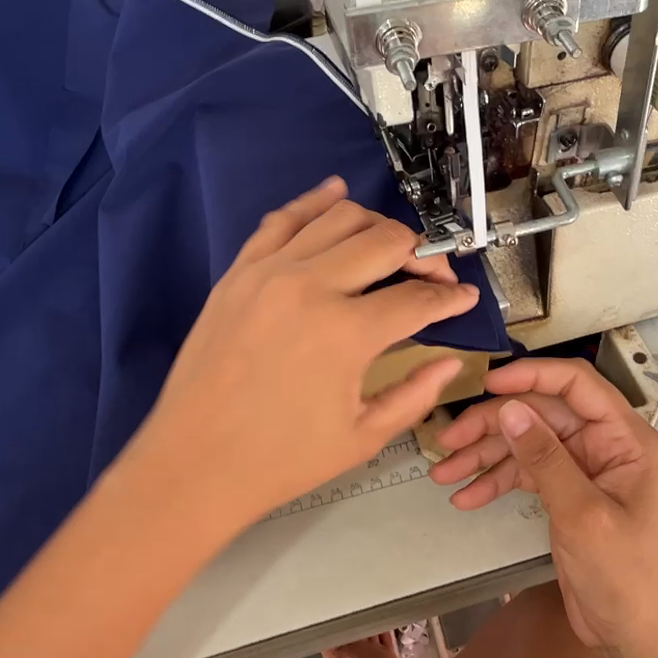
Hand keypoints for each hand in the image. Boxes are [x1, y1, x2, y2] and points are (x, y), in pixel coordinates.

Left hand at [130, 177, 479, 528]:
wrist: (193, 463)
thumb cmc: (281, 460)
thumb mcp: (362, 438)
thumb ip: (415, 394)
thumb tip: (450, 361)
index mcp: (346, 334)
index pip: (417, 298)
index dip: (450, 299)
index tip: (464, 300)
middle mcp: (310, 287)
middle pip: (385, 242)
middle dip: (422, 254)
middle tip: (432, 275)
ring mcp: (269, 272)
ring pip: (339, 218)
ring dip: (377, 226)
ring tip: (391, 248)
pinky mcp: (239, 272)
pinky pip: (282, 220)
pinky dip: (313, 202)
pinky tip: (335, 194)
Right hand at [430, 359, 657, 652]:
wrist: (634, 640)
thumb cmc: (625, 576)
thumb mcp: (582, 514)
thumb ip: (544, 457)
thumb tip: (508, 408)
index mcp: (625, 438)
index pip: (576, 385)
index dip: (531, 375)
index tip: (487, 384)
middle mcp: (604, 444)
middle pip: (541, 414)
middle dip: (493, 425)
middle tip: (447, 441)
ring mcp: (582, 468)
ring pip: (525, 442)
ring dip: (485, 455)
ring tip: (443, 474)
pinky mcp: (564, 493)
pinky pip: (524, 473)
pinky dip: (495, 482)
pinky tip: (465, 497)